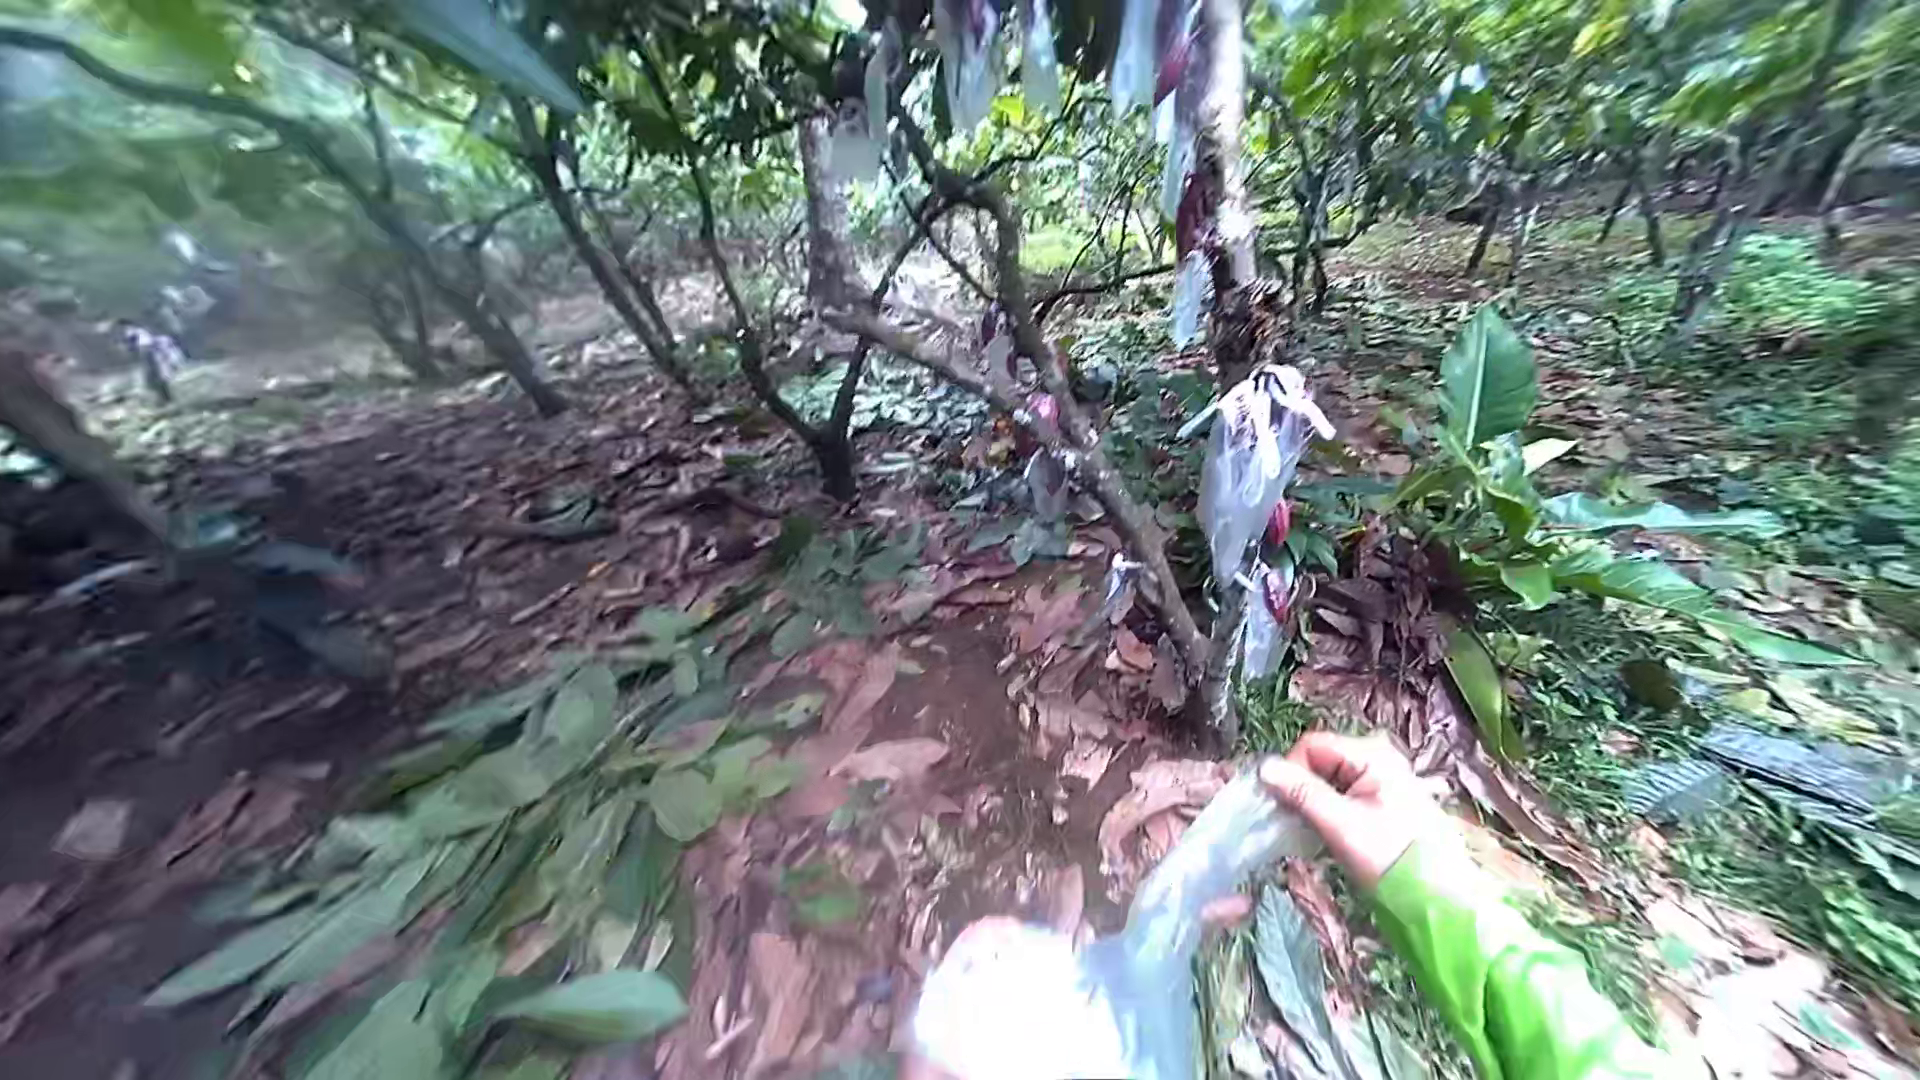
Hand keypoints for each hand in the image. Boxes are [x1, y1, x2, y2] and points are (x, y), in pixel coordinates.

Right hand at [1259, 733, 1436, 888]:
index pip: (1310, 745)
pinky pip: (1341, 788)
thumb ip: (1301, 792)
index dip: (1292, 770)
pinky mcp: (1383, 795)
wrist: (1443, 903)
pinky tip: (1333, 828)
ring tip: (1319, 827)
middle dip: (1302, 785)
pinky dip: (1329, 805)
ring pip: (1326, 774)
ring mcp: (1382, 775)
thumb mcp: (1341, 825)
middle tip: (1301, 817)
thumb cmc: (1392, 859)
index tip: (1289, 803)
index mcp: (1372, 755)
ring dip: (1314, 797)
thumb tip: (1263, 767)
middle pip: (1318, 757)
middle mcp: (1378, 756)